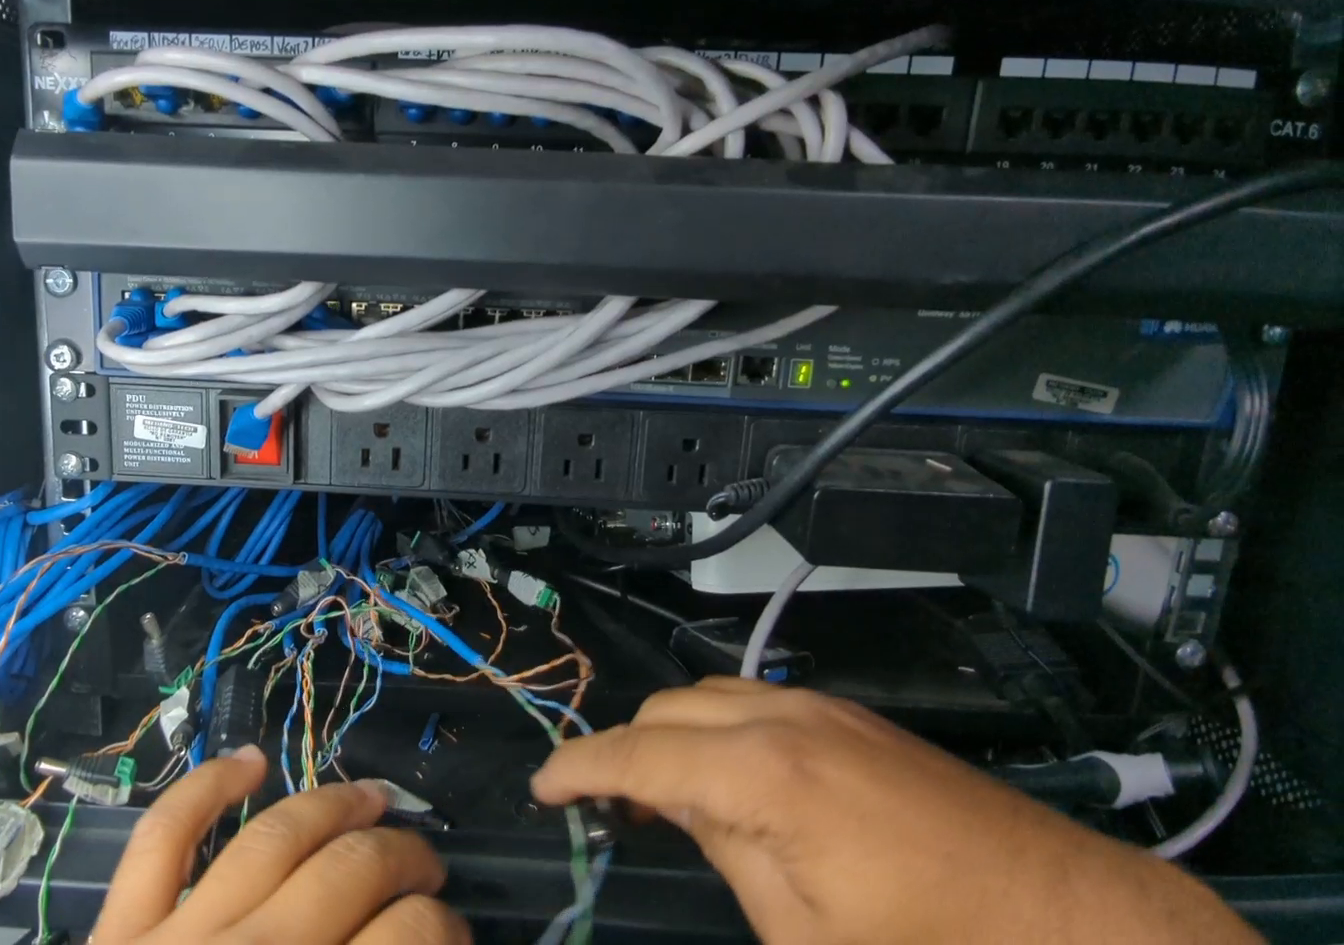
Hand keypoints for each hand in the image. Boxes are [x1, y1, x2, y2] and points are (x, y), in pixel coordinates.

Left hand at [92, 745, 470, 943]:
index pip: (405, 940)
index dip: (444, 927)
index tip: (454, 930)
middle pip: (349, 873)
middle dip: (406, 858)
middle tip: (429, 866)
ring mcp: (177, 938)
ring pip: (274, 838)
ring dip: (335, 805)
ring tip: (375, 797)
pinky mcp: (117, 933)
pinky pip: (163, 837)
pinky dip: (205, 788)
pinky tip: (249, 761)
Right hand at [531, 677, 1258, 944]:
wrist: (1074, 919)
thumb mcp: (803, 932)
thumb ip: (724, 852)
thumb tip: (679, 807)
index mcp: (763, 772)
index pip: (638, 755)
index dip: (579, 769)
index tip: (543, 789)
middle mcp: (782, 716)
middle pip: (664, 712)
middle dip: (622, 754)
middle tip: (611, 813)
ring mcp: (820, 707)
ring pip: (704, 697)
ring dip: (669, 737)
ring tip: (666, 798)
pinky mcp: (849, 715)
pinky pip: (752, 702)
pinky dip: (715, 730)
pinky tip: (730, 779)